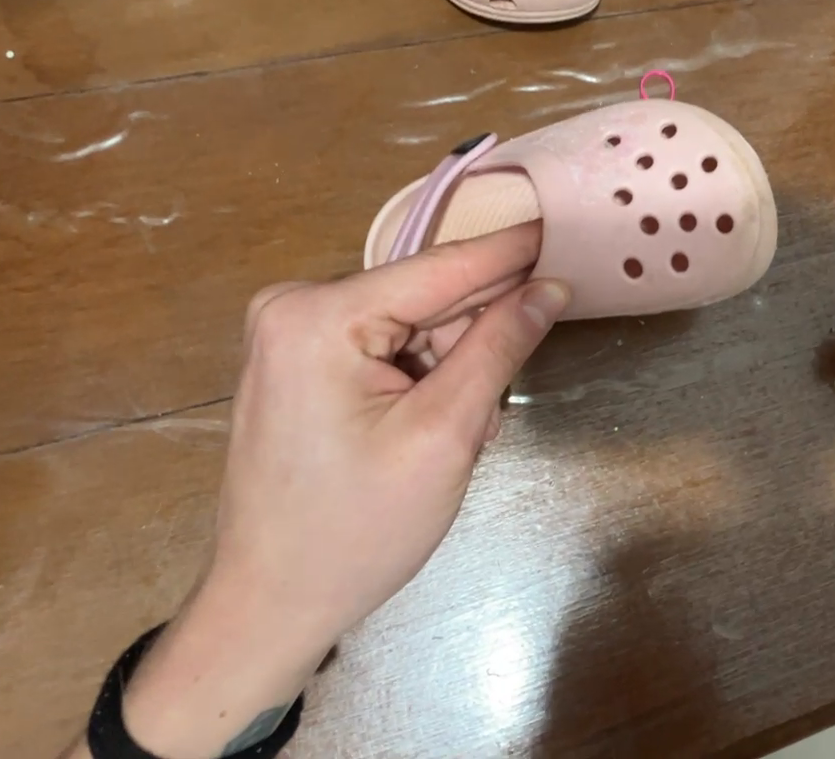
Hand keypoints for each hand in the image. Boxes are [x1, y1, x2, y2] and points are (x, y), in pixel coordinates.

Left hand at [114, 224, 565, 758]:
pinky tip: (427, 426)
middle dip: (475, 341)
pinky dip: (425, 377)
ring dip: (452, 368)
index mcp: (320, 315)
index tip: (564, 227)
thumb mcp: (445, 433)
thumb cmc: (356, 529)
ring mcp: (293, 330)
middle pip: (428, 298)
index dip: (512, 251)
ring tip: (455, 434)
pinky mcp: (301, 357)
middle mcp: (297, 305)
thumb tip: (549, 287)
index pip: (442, 269)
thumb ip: (499, 347)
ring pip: (415, 323)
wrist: (271, 606)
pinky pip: (390, 342)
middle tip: (493, 408)